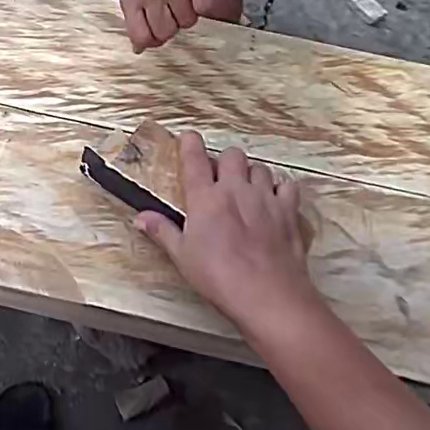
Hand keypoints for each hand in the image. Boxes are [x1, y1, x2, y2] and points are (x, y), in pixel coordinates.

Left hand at [118, 0, 225, 51]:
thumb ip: (138, 16)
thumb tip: (138, 49)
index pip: (141, 37)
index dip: (157, 38)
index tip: (167, 27)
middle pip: (166, 32)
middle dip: (176, 22)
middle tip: (180, 1)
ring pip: (187, 22)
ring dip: (194, 11)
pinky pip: (206, 9)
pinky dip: (210, 5)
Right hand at [134, 132, 321, 334]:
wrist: (266, 293)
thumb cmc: (218, 277)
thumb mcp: (183, 257)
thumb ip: (163, 232)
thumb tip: (141, 217)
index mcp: (206, 199)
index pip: (195, 161)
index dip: (190, 144)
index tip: (189, 136)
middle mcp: (236, 190)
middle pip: (232, 155)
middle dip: (225, 162)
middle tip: (221, 178)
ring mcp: (265, 197)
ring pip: (260, 168)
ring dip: (252, 174)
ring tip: (248, 191)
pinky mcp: (288, 209)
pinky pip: (287, 186)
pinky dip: (281, 189)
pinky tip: (276, 200)